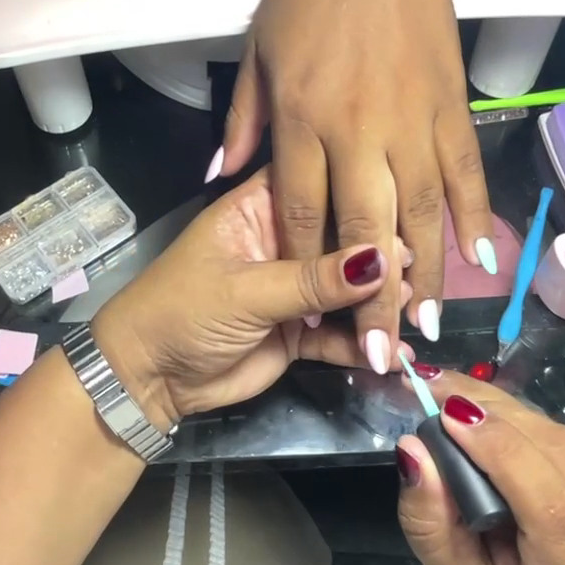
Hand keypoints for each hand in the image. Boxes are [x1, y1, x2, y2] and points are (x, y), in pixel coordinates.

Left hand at [92, 169, 412, 427]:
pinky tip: (394, 349)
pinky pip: (338, 333)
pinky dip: (362, 342)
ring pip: (346, 289)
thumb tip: (380, 260)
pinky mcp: (298, 331)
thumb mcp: (245, 290)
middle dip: (378, 255)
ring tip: (412, 306)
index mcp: (259, 209)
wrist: (149, 378)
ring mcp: (293, 289)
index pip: (317, 187)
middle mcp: (283, 242)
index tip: (400, 209)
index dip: (358, 195)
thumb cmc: (182, 311)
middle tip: (415, 268)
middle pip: (342, 240)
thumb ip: (311, 280)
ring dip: (377, 300)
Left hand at [216, 0, 494, 372]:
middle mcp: (355, 131)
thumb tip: (216, 174)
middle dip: (375, 296)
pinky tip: (480, 258)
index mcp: (300, 120)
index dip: (306, 266)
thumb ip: (241, 123)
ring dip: (428, 274)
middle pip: (364, 228)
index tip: (312, 310)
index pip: (299, 210)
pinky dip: (474, 216)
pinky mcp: (451, 105)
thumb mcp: (257, 53)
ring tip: (430, 324)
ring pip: (421, 212)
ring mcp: (410, 119)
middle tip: (386, 351)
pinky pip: (463, 172)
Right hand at [396, 372, 564, 564]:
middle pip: (562, 457)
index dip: (503, 454)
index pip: (557, 510)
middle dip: (492, 414)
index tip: (446, 415)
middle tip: (428, 385)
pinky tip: (477, 411)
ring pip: (562, 437)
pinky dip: (515, 417)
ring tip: (443, 389)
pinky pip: (562, 438)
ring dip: (499, 407)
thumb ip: (433, 528)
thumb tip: (412, 451)